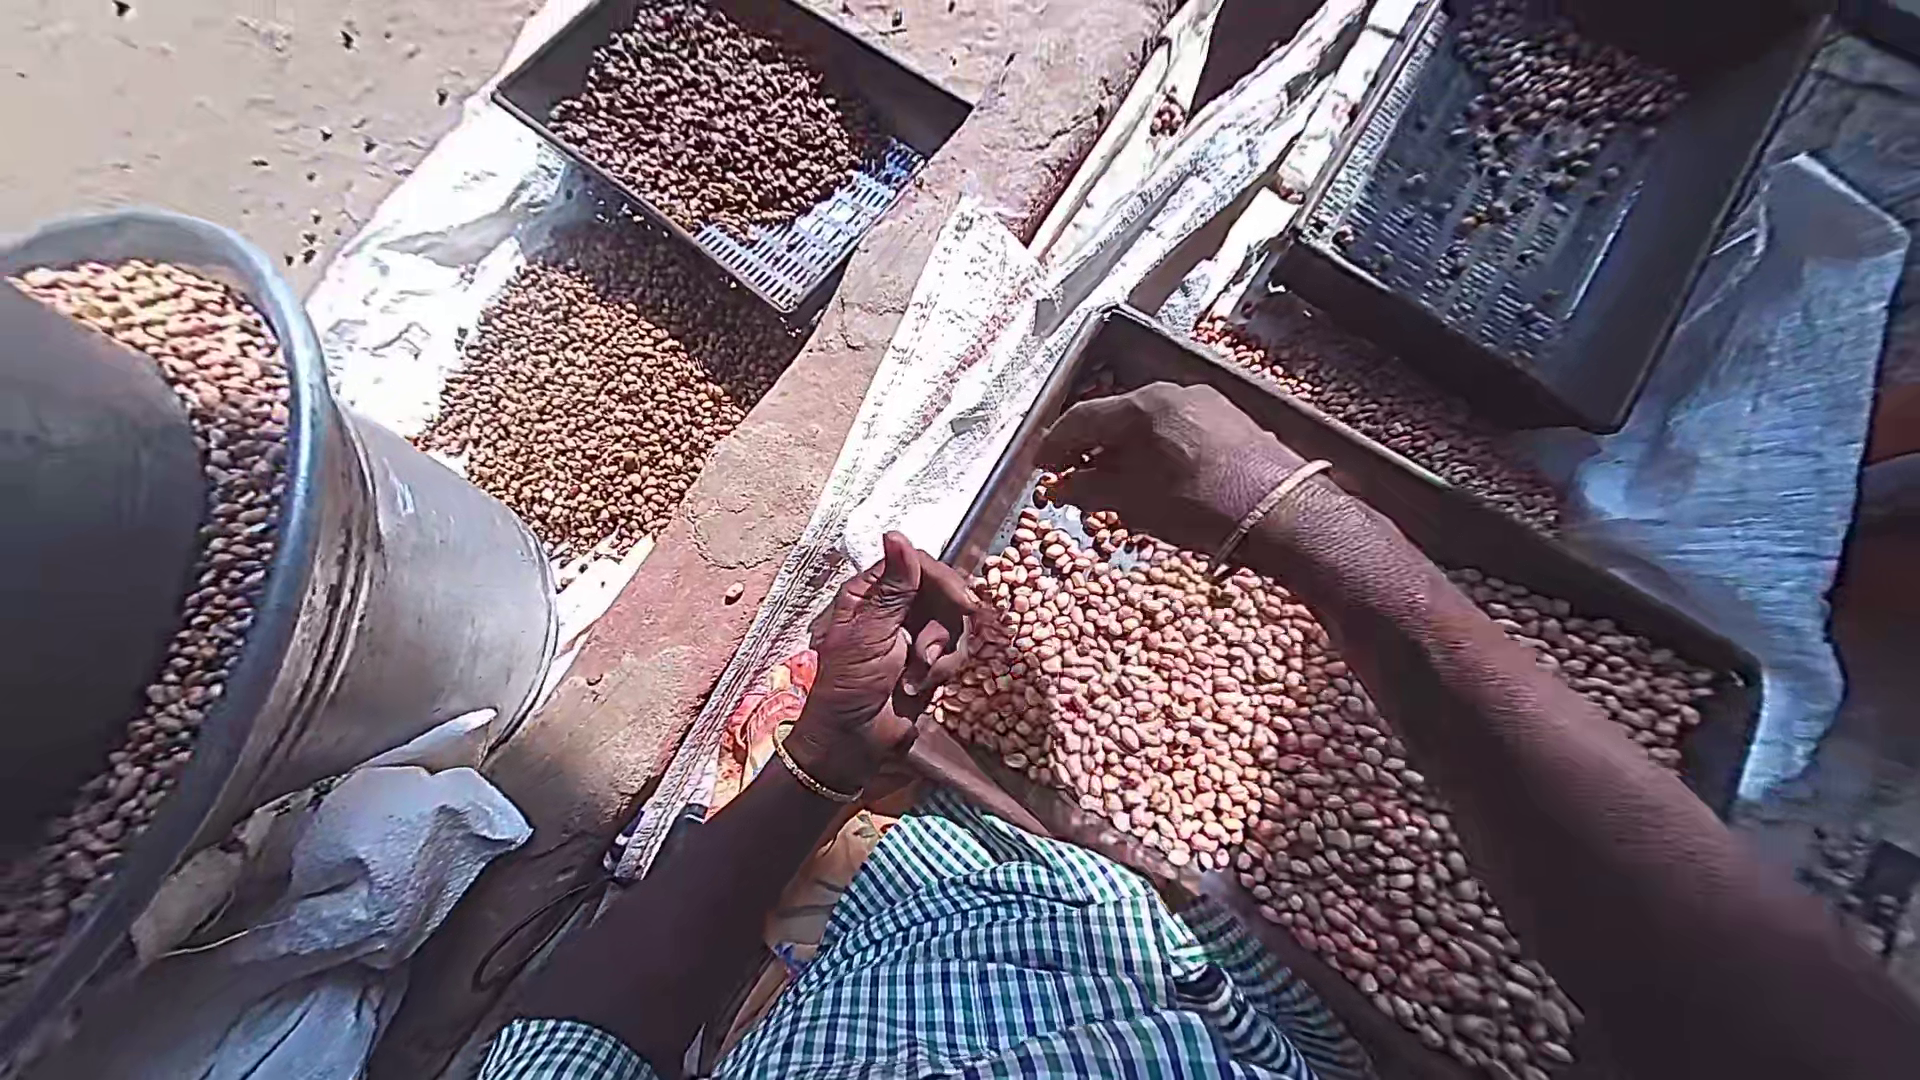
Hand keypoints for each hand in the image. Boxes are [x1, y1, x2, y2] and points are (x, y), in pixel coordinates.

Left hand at [787, 532, 980, 794]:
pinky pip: (953, 649)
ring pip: (952, 622)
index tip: (963, 603)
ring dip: (939, 651)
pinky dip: (941, 669)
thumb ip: (893, 589)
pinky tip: (918, 685)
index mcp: (869, 593)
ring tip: (916, 673)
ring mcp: (912, 632)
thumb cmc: (849, 688)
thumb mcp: (869, 635)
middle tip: (931, 651)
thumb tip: (897, 536)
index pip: (916, 565)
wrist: (855, 743)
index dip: (943, 581)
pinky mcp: (928, 657)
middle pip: (941, 592)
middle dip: (942, 624)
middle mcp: (894, 607)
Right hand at [1038, 382, 1309, 552]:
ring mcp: (1206, 404)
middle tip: (1070, 476)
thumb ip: (1088, 489)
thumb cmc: (1200, 505)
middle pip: (1114, 417)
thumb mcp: (1133, 501)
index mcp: (1144, 405)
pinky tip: (1150, 478)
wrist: (1283, 513)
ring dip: (1120, 451)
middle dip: (1088, 449)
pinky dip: (1151, 452)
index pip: (1083, 417)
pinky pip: (1174, 431)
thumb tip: (1060, 487)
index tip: (1042, 467)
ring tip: (1108, 482)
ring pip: (1146, 425)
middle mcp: (1174, 393)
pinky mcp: (1229, 422)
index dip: (1055, 444)